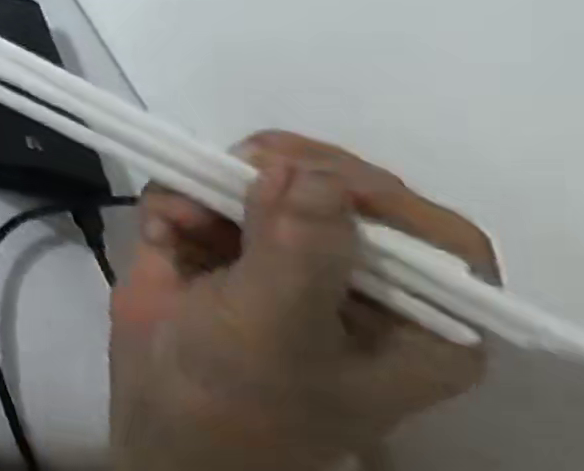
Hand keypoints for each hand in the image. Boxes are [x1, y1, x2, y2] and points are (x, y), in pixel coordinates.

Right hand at [110, 131, 496, 470]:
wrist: (153, 414)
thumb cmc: (242, 392)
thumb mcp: (278, 328)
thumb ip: (299, 250)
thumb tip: (307, 168)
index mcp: (417, 321)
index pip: (430, 237)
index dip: (371, 193)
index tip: (298, 171)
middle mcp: (355, 278)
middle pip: (338, 190)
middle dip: (276, 173)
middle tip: (231, 168)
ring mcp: (282, 253)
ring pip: (260, 179)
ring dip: (209, 185)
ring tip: (178, 219)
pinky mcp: (218, 239)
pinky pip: (200, 192)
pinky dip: (172, 202)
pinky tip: (159, 235)